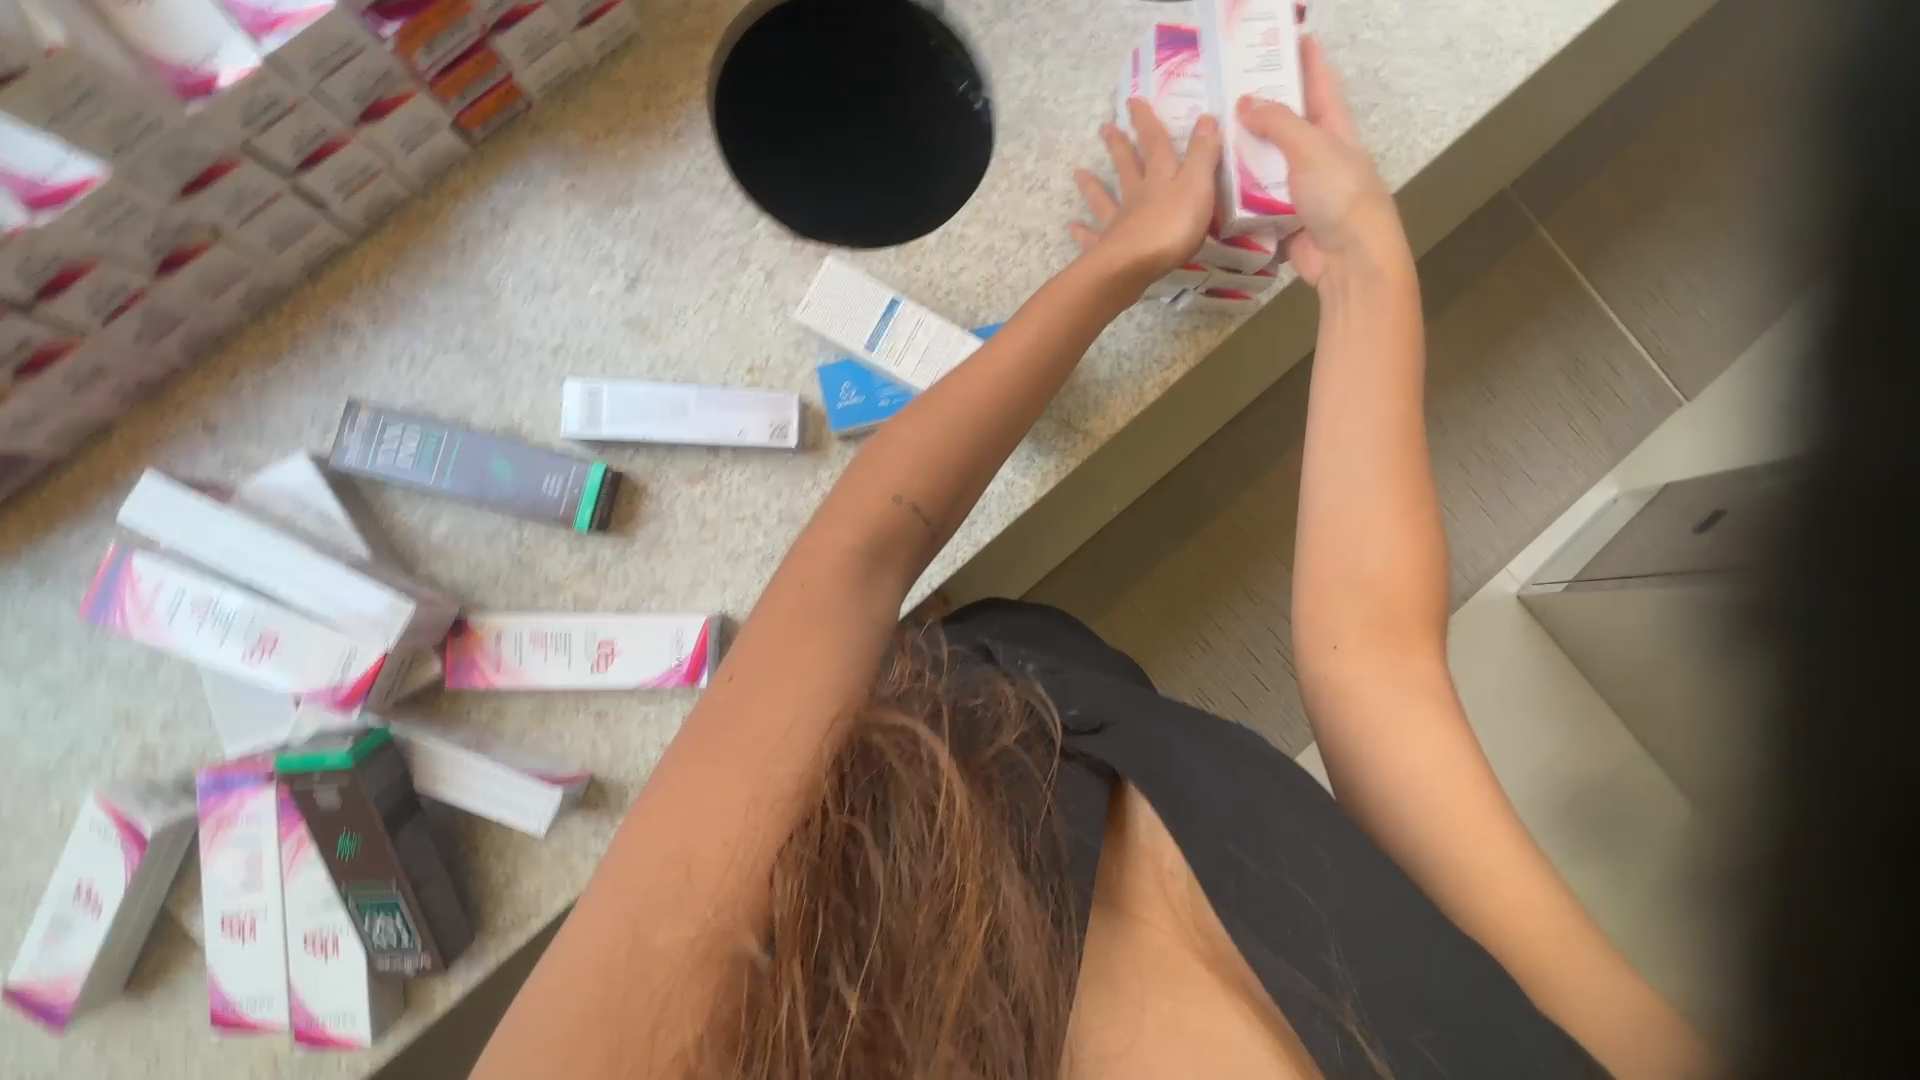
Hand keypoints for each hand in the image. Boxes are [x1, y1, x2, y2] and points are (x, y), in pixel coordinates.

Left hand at [1070, 101, 1222, 287]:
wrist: (1134, 265)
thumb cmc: (1171, 227)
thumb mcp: (1197, 186)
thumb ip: (1203, 154)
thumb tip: (1206, 117)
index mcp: (1160, 178)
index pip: (1154, 142)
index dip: (1146, 121)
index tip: (1132, 101)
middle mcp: (1136, 196)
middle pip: (1126, 167)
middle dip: (1118, 146)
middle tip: (1105, 128)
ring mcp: (1118, 223)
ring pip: (1104, 199)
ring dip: (1092, 186)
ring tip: (1078, 173)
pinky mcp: (1107, 249)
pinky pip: (1092, 238)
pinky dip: (1082, 232)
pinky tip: (1072, 227)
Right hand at [1236, 37, 1410, 287]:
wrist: (1349, 261)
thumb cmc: (1341, 198)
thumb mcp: (1311, 150)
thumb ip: (1279, 124)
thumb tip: (1246, 102)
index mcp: (1334, 131)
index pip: (1320, 84)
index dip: (1306, 59)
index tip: (1286, 38)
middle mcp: (1318, 157)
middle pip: (1286, 126)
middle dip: (1259, 110)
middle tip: (1226, 92)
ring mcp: (1300, 191)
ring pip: (1266, 166)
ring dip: (1241, 156)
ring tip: (1209, 138)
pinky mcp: (1284, 221)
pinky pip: (1256, 203)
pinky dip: (1237, 197)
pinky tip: (1213, 188)